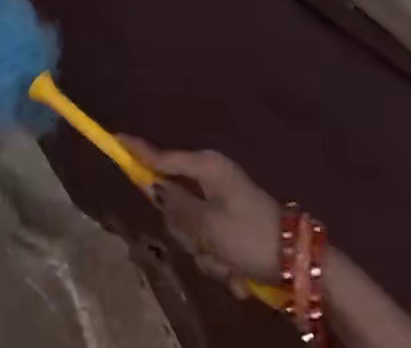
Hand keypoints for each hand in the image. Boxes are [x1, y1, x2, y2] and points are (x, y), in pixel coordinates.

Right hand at [120, 137, 282, 286]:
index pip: (162, 156)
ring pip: (190, 227)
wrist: (296, 264)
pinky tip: (237, 273)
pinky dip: (218, 261)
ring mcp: (221, 201)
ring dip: (204, 252)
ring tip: (227, 264)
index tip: (114, 138)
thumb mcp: (206, 224)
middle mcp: (212, 178)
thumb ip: (174, 205)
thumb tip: (151, 185)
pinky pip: (208, 241)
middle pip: (174, 201)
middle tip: (203, 246)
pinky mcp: (230, 223)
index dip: (137, 151)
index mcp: (207, 167)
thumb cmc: (249, 236)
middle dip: (186, 231)